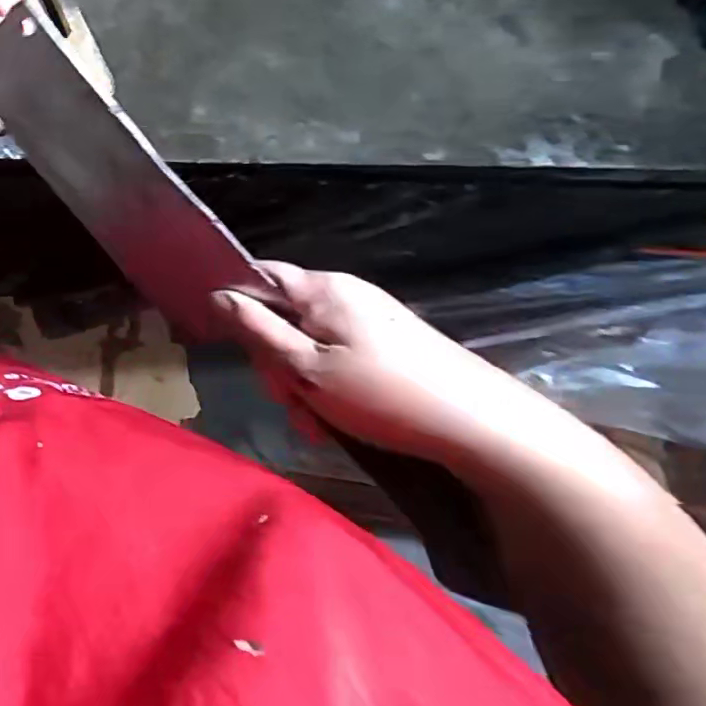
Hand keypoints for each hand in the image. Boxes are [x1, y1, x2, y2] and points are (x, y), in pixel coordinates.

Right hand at [215, 262, 579, 472]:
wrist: (489, 431)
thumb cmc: (386, 395)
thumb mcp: (307, 367)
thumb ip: (256, 329)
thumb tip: (216, 295)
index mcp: (322, 288)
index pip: (258, 274)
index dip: (236, 303)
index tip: (231, 342)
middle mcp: (344, 292)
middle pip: (282, 313)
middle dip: (275, 358)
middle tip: (287, 399)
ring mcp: (369, 317)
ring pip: (307, 340)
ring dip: (299, 379)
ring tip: (314, 421)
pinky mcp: (388, 342)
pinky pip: (336, 353)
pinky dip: (326, 382)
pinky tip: (334, 418)